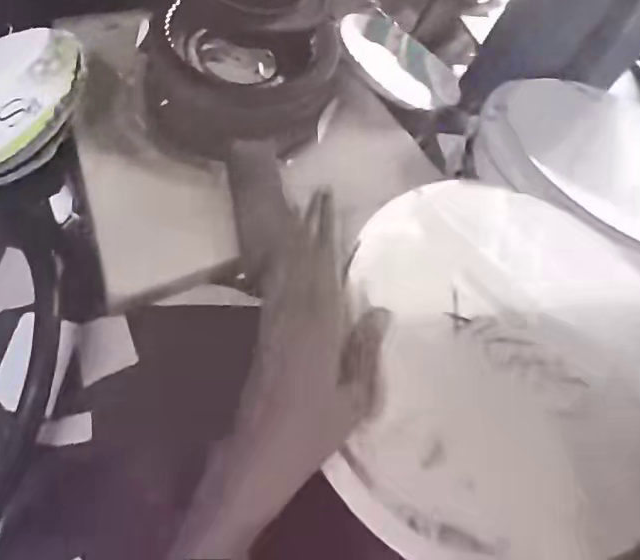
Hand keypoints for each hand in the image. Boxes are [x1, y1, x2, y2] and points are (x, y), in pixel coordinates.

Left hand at [174, 178, 389, 558]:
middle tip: (317, 192)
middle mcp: (295, 312)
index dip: (326, 231)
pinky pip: (276, 282)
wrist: (260, 447)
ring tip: (302, 209)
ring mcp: (276, 317)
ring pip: (287, 265)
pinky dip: (283, 260)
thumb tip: (379, 309)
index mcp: (320, 325)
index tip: (328, 201)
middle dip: (310, 222)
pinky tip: (286, 252)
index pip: (324, 266)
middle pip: (303, 256)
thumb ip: (366, 352)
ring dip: (295, 235)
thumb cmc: (314, 428)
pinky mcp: (264, 328)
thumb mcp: (353, 400)